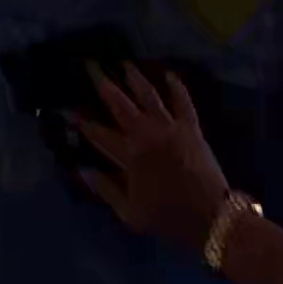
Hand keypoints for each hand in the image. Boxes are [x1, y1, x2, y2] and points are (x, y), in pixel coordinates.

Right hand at [71, 62, 229, 255]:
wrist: (213, 221)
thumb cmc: (169, 218)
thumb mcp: (131, 214)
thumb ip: (106, 190)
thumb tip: (83, 170)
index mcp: (129, 155)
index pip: (99, 133)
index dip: (82, 121)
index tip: (69, 109)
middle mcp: (146, 133)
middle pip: (119, 103)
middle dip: (102, 82)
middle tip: (90, 64)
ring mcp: (169, 127)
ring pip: (148, 94)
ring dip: (135, 77)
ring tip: (125, 63)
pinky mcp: (190, 127)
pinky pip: (182, 101)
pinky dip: (176, 86)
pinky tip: (169, 74)